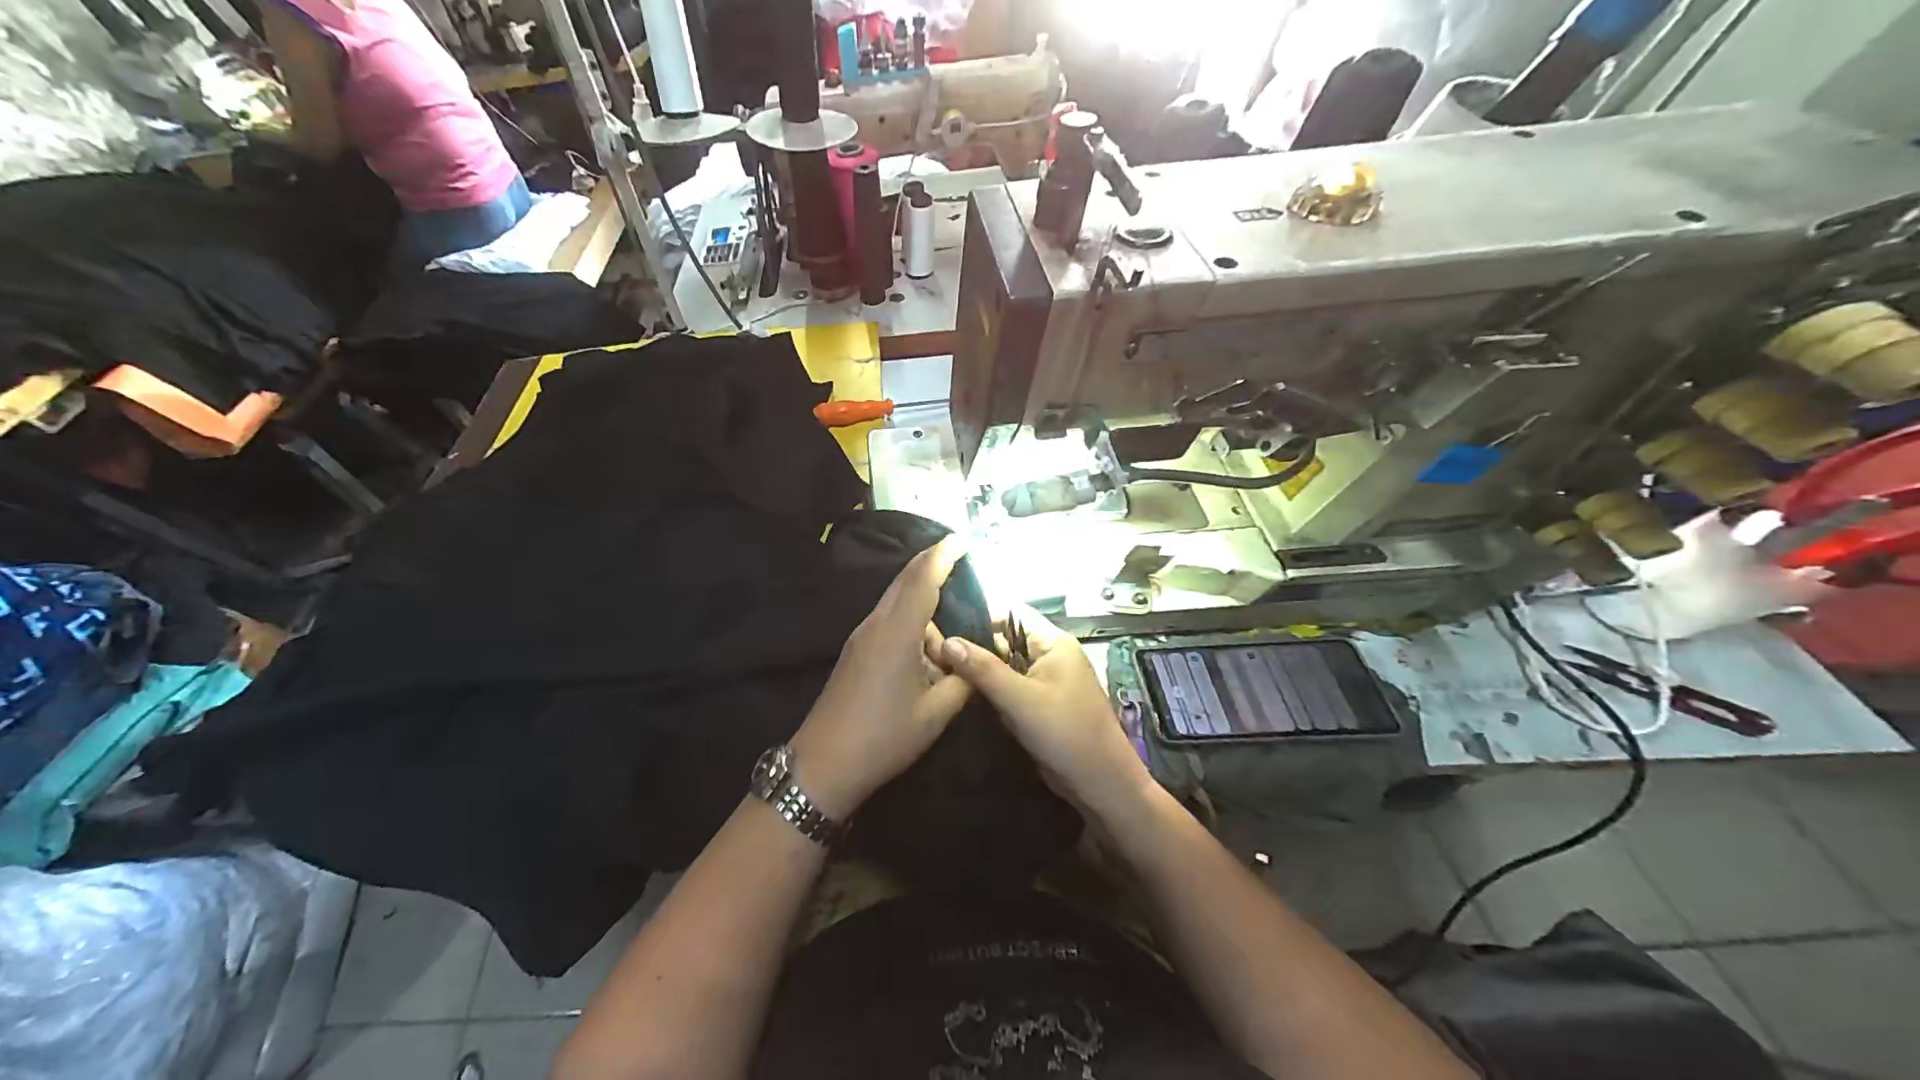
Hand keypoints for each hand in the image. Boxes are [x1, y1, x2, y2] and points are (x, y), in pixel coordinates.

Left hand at [788, 538, 972, 818]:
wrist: (824, 764)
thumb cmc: (884, 737)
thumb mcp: (936, 713)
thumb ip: (963, 681)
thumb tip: (974, 661)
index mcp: (897, 632)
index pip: (923, 579)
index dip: (943, 555)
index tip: (962, 538)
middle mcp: (876, 624)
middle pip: (905, 580)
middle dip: (932, 564)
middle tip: (960, 558)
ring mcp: (862, 637)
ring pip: (896, 601)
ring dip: (923, 598)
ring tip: (953, 615)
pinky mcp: (856, 652)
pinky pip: (889, 619)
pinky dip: (911, 617)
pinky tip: (927, 642)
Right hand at [939, 605, 1151, 813]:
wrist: (1100, 783)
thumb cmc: (1065, 733)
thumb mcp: (1019, 699)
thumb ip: (983, 669)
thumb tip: (946, 641)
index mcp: (1053, 642)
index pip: (1012, 613)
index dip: (979, 616)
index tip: (944, 628)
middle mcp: (1051, 655)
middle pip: (1006, 640)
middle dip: (975, 648)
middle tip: (935, 655)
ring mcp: (1047, 681)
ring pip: (1006, 667)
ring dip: (981, 673)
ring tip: (941, 673)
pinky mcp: (1041, 705)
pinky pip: (1011, 689)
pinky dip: (992, 692)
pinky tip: (964, 696)